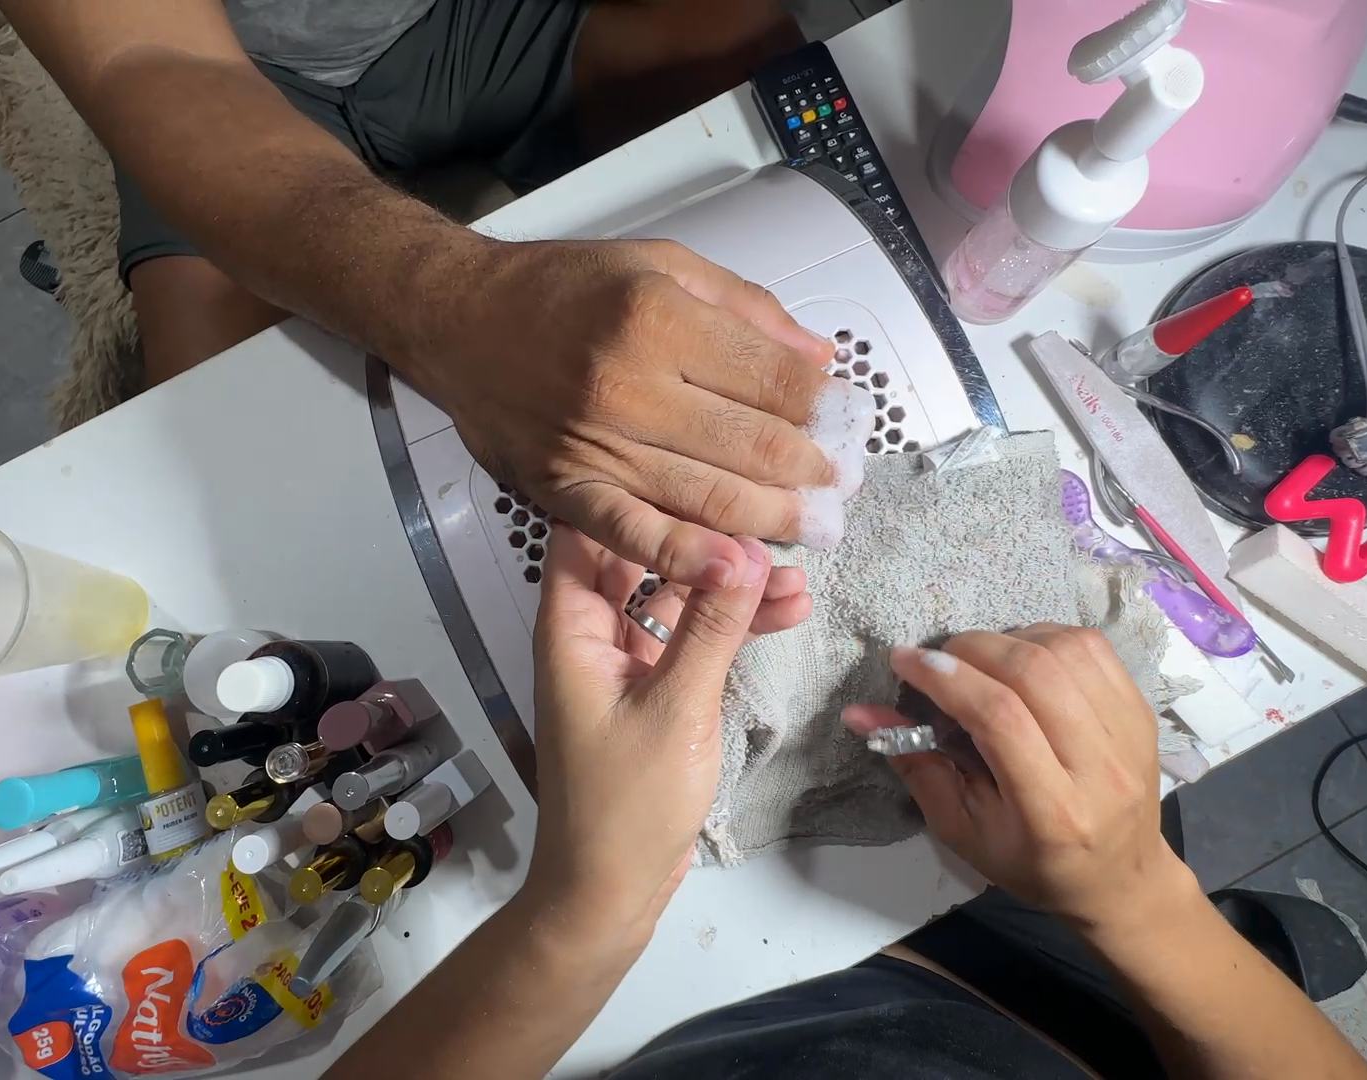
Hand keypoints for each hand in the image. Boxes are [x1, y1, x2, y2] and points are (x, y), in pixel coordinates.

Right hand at [407, 237, 871, 591]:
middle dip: (811, 470)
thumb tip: (816, 357)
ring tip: (817, 526)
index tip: (847, 423)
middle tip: (842, 484)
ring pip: (707, 494)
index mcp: (658, 318)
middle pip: (749, 443)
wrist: (461, 323)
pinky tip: (736, 572)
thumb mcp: (658, 262)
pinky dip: (686, 557)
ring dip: (774, 517)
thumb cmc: (558, 289)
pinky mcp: (565, 489)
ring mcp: (594, 446)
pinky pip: (633, 532)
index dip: (822, 407)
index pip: (771, 378)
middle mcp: (627, 386)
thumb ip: (744, 308)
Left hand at [525, 526, 808, 938]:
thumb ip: (711, 626)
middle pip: (642, 560)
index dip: (636, 496)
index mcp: (569, 626)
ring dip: (728, 591)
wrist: (610, 890)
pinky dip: (728, 629)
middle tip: (767, 528)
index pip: (587, 529)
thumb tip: (746, 549)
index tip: (700, 475)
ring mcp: (623, 659)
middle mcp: (591, 631)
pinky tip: (784, 614)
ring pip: (675, 600)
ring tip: (797, 580)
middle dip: (702, 543)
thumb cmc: (627, 802)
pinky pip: (688, 640)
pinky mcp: (652, 685)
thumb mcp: (676, 708)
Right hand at [843, 626, 1193, 932]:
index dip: (944, 676)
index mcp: (1051, 809)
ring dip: (1007, 639)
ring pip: (1064, 650)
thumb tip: (858, 713)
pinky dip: (1044, 636)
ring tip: (979, 658)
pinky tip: (1021, 655)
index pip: (997, 715)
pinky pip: (1090, 647)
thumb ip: (912, 764)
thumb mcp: (958, 827)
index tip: (903, 661)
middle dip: (970, 648)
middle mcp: (1099, 768)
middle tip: (938, 658)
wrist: (1120, 879)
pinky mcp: (1143, 712)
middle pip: (1033, 672)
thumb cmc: (1028, 859)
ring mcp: (1129, 736)